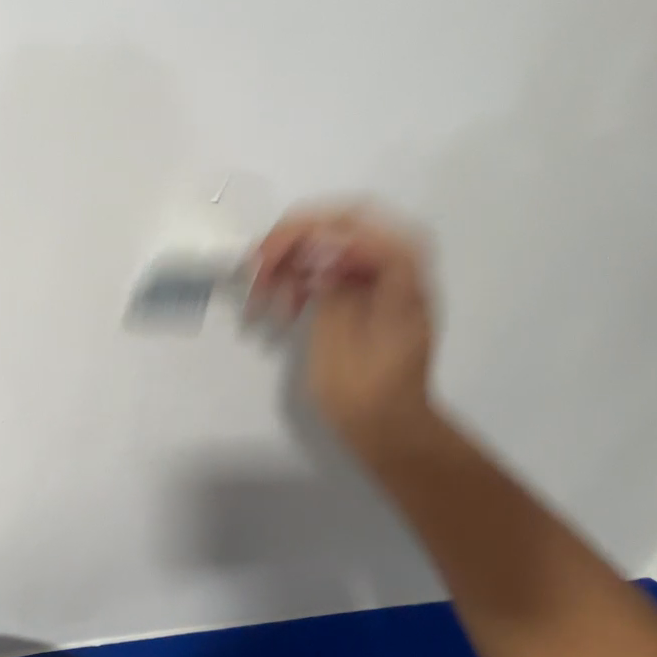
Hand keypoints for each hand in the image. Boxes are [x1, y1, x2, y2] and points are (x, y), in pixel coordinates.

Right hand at [248, 202, 436, 451]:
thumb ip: (332, 287)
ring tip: (261, 297)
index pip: (351, 223)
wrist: (393, 433)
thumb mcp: (340, 343)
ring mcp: (388, 283)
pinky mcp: (373, 299)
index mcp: (401, 275)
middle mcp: (401, 269)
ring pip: (336, 249)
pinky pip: (338, 273)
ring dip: (294, 266)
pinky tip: (285, 308)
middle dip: (293, 243)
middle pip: (343, 227)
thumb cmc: (366, 398)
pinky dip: (307, 284)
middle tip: (256, 271)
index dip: (301, 231)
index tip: (263, 259)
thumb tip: (320, 249)